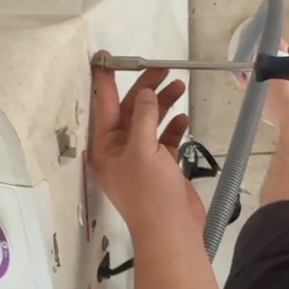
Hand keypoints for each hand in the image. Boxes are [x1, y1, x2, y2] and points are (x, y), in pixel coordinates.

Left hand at [88, 63, 198, 244]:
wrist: (171, 232)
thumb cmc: (150, 195)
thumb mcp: (142, 151)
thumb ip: (144, 118)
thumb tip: (147, 94)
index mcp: (105, 147)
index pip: (105, 106)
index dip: (107, 80)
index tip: (107, 56)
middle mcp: (120, 151)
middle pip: (131, 111)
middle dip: (147, 89)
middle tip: (165, 68)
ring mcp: (141, 159)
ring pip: (151, 123)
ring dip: (164, 105)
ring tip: (180, 87)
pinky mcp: (161, 167)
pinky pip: (165, 140)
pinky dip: (174, 128)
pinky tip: (184, 119)